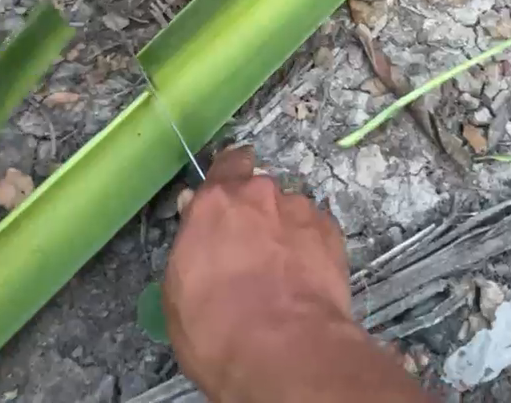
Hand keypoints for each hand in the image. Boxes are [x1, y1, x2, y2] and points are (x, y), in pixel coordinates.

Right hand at [163, 147, 355, 397]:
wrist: (284, 347)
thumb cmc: (216, 327)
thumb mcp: (179, 288)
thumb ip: (191, 239)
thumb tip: (196, 212)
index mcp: (217, 201)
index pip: (227, 164)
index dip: (230, 173)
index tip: (230, 191)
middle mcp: (260, 193)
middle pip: (258, 190)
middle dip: (255, 212)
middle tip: (251, 249)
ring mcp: (299, 208)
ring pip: (288, 210)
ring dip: (283, 229)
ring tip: (282, 270)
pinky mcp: (330, 228)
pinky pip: (314, 229)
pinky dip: (308, 246)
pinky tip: (304, 277)